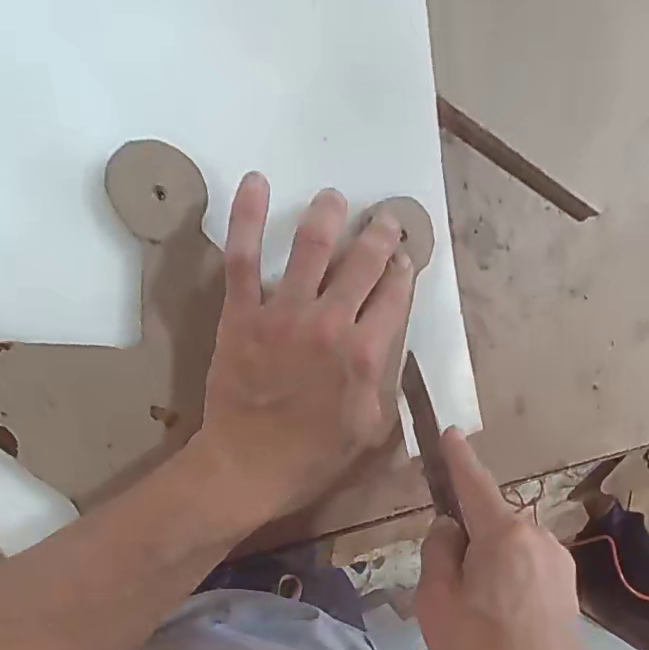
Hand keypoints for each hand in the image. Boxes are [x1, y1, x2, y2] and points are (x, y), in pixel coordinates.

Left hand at [192, 173, 416, 519]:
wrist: (248, 467)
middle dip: (380, 236)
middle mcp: (330, 322)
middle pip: (363, 263)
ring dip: (328, 215)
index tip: (406, 259)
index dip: (404, 271)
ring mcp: (283, 313)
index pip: (395, 295)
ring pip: (312, 247)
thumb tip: (388, 350)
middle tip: (385, 221)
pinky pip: (244, 257)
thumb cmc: (314, 458)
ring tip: (335, 198)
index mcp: (365, 353)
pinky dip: (249, 217)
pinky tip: (257, 182)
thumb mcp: (371, 431)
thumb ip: (384, 384)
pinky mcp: (242, 313)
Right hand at [416, 430, 601, 649]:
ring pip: (510, 545)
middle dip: (467, 531)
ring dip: (487, 558)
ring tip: (473, 607)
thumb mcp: (437, 602)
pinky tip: (499, 616)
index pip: (474, 484)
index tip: (448, 432)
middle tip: (446, 577)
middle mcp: (537, 537)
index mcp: (504, 534)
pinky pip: (527, 565)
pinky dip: (506, 575)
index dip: (457, 458)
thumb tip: (450, 529)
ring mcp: (559, 562)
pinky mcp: (568, 588)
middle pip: (492, 519)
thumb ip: (438, 553)